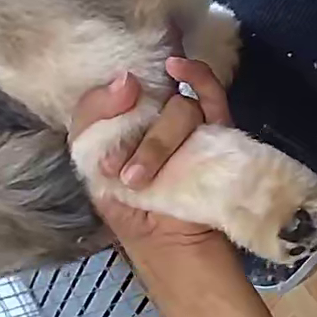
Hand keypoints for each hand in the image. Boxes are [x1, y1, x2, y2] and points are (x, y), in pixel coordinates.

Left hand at [70, 57, 230, 252]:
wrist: (179, 249)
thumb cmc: (136, 215)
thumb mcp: (97, 173)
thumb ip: (96, 126)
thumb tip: (125, 80)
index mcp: (126, 126)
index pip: (118, 94)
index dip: (109, 101)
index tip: (109, 125)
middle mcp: (157, 121)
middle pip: (151, 103)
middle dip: (139, 143)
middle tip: (130, 178)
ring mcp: (192, 127)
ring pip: (178, 108)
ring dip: (160, 142)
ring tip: (146, 180)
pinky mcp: (221, 134)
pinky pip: (212, 96)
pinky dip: (198, 76)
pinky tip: (179, 67)